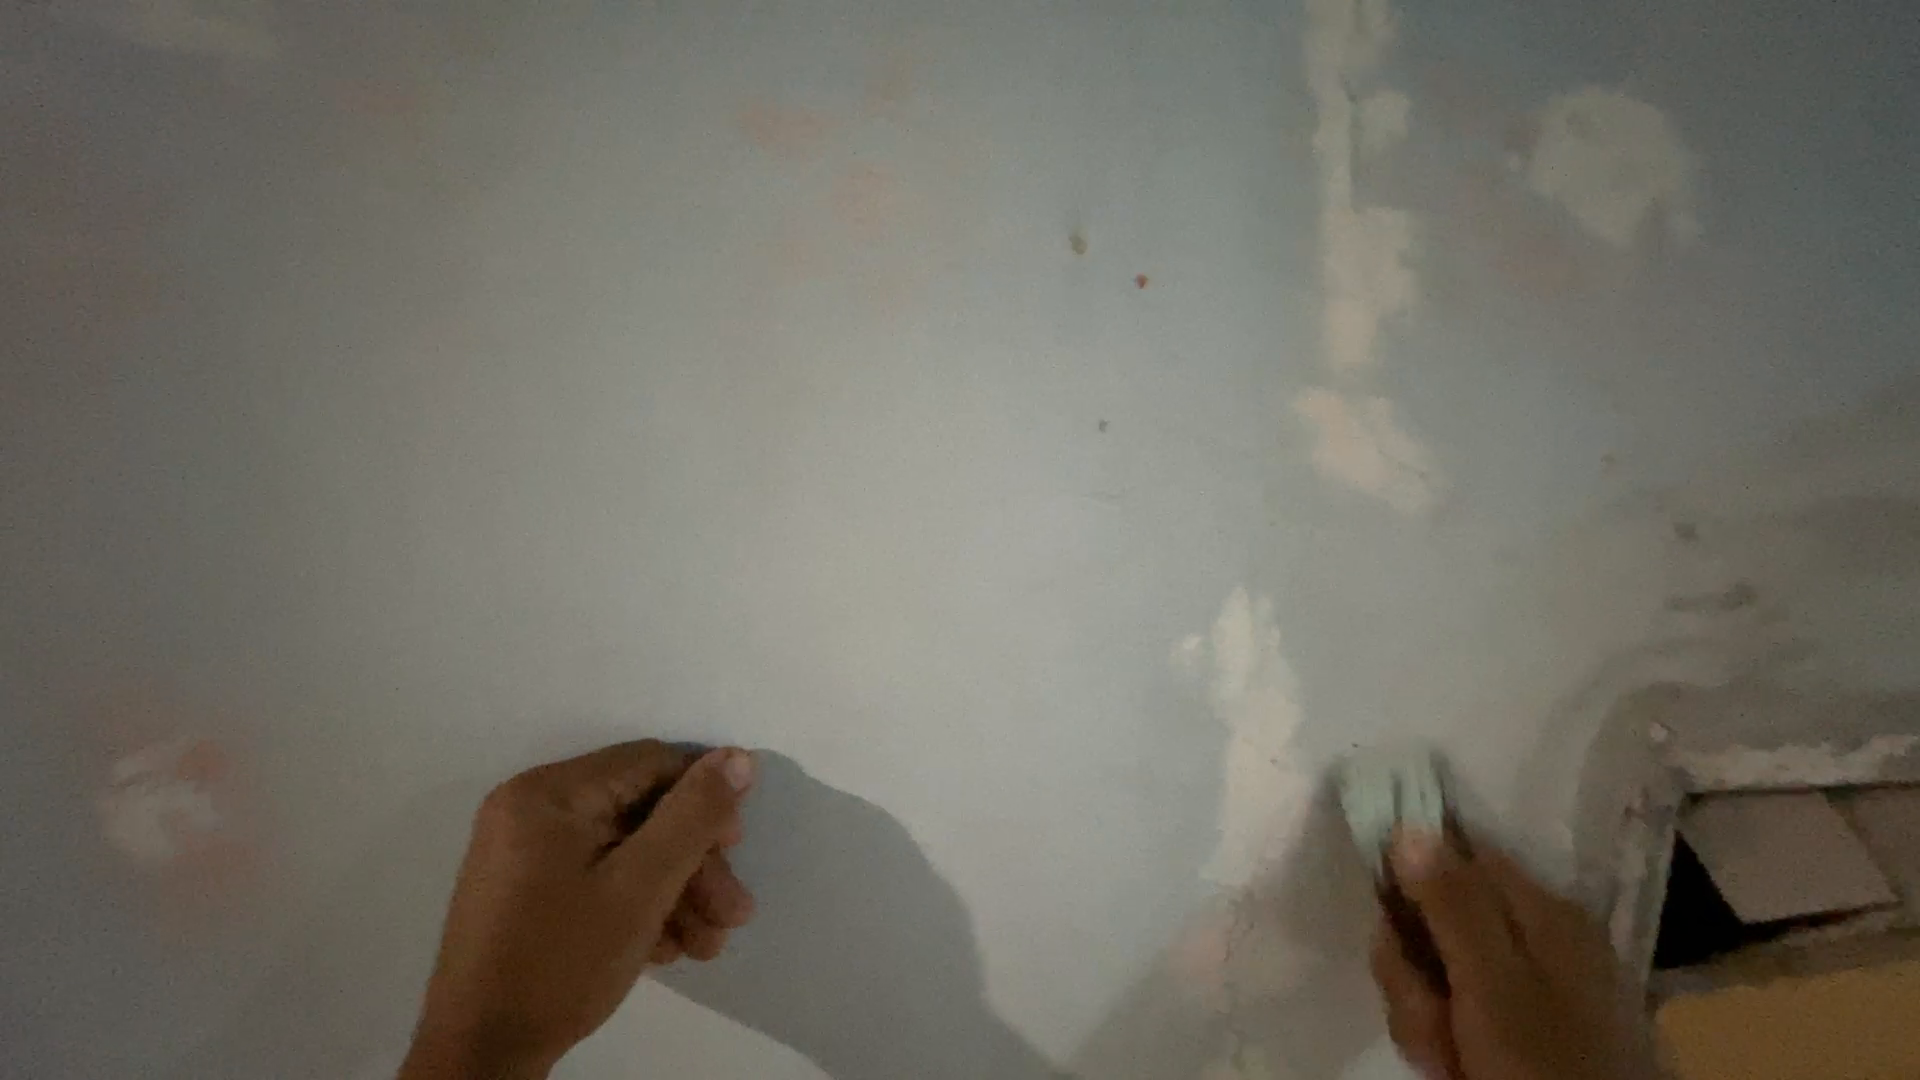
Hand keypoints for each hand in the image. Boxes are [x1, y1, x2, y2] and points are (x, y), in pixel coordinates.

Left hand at [399, 742, 757, 1079]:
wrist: (478, 1066)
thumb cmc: (560, 964)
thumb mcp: (642, 885)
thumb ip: (695, 815)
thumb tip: (739, 757)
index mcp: (549, 793)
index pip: (650, 764)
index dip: (704, 795)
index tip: (738, 843)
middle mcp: (535, 811)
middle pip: (644, 814)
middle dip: (696, 864)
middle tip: (733, 911)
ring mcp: (530, 855)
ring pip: (629, 851)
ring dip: (679, 892)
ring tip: (710, 943)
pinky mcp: (533, 893)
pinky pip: (603, 877)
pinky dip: (643, 907)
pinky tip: (671, 948)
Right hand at [1371, 832, 1656, 1079]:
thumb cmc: (1548, 1065)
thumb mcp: (1494, 984)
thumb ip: (1452, 903)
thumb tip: (1409, 825)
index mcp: (1542, 910)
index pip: (1450, 851)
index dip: (1407, 879)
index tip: (1391, 919)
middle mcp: (1534, 935)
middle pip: (1430, 914)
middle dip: (1409, 964)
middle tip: (1429, 1011)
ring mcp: (1525, 983)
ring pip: (1428, 964)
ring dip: (1418, 1008)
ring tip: (1447, 1055)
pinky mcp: (1513, 1024)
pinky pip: (1446, 1003)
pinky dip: (1438, 1035)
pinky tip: (1455, 1065)